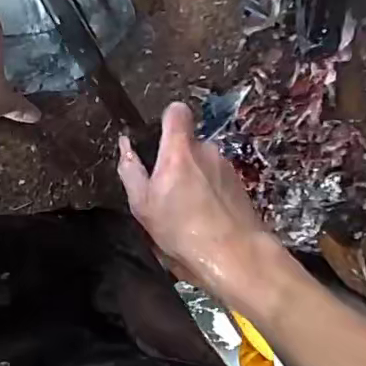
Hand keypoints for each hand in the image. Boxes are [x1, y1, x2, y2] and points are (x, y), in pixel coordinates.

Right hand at [117, 102, 279, 289]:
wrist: (234, 254)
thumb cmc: (182, 229)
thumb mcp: (143, 204)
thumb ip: (131, 170)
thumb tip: (125, 145)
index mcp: (179, 150)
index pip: (176, 111)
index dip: (166, 120)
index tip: (157, 141)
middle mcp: (206, 151)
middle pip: (187, 145)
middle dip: (176, 162)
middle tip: (165, 193)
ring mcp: (226, 167)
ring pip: (202, 165)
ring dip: (193, 180)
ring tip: (185, 212)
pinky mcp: (239, 184)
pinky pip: (216, 181)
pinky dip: (208, 194)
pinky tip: (203, 219)